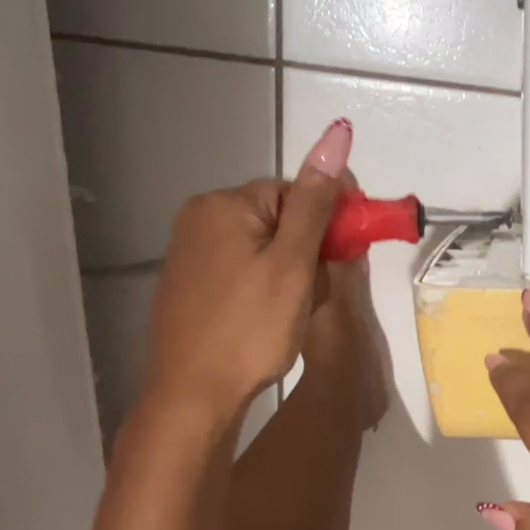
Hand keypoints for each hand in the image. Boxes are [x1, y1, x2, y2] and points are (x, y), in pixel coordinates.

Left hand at [142, 119, 352, 413]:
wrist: (192, 395)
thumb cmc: (250, 330)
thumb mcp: (293, 265)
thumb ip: (316, 202)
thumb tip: (337, 134)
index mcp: (226, 204)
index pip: (295, 192)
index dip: (327, 224)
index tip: (343, 261)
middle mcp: (200, 216)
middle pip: (277, 218)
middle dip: (306, 251)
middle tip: (315, 296)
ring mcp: (188, 250)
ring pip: (260, 246)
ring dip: (287, 272)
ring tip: (292, 313)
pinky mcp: (187, 282)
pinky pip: (238, 268)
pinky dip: (261, 287)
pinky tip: (265, 319)